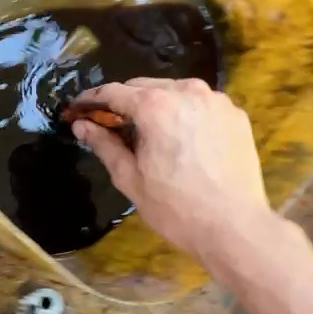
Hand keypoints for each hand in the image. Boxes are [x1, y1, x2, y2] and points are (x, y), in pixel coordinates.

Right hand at [70, 78, 272, 266]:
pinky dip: (183, 113)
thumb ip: (104, 145)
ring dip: (155, 104)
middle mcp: (187, 92)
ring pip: (174, 91)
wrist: (233, 226)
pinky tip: (180, 138)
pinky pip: (200, 104)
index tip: (77, 109)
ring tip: (147, 132)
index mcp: (155, 106)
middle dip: (124, 102)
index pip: (114, 92)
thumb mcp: (130, 178)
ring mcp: (216, 101)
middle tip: (110, 125)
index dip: (91, 100)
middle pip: (144, 86)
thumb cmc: (175, 207)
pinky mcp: (235, 114)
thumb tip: (81, 125)